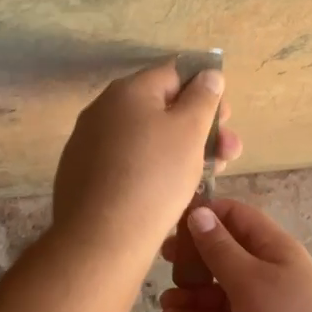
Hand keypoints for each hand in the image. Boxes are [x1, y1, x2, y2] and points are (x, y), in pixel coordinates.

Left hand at [51, 61, 242, 248]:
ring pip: (145, 138)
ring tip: (209, 176)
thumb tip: (208, 74)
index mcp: (127, 91)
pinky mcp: (83, 175)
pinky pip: (126, 162)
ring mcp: (88, 143)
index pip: (173, 73)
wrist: (101, 238)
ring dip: (180, 151)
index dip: (205, 90)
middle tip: (229, 153)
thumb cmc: (154, 177)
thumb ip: (203, 98)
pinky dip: (152, 170)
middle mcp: (102, 110)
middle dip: (199, 128)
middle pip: (160, 108)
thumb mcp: (189, 132)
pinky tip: (171, 193)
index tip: (225, 118)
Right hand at [160, 199, 311, 311]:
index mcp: (276, 250)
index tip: (171, 222)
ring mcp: (260, 311)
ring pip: (217, 293)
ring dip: (189, 294)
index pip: (237, 217)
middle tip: (163, 261)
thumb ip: (220, 248)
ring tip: (164, 303)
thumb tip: (199, 212)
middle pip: (224, 255)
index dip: (206, 214)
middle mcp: (268, 275)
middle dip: (193, 257)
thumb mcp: (252, 280)